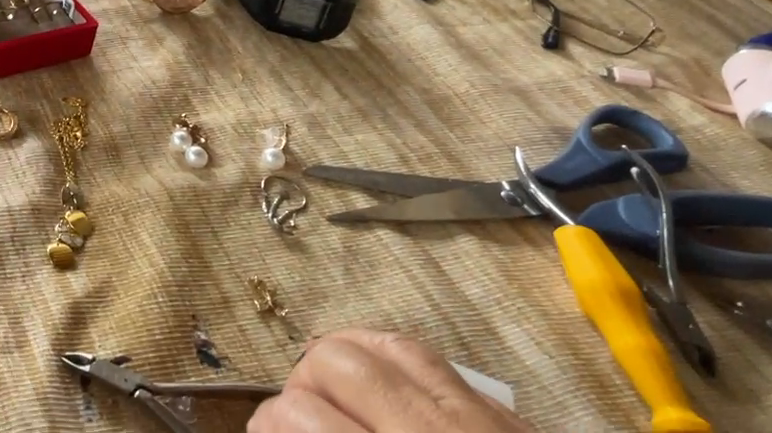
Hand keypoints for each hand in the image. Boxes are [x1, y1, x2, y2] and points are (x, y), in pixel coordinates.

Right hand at [249, 330, 531, 432]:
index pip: (300, 417)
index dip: (268, 424)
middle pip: (333, 365)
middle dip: (299, 389)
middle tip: (296, 422)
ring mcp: (475, 422)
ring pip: (377, 346)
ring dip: (336, 362)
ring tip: (326, 390)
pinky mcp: (504, 419)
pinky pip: (425, 356)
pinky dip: (382, 354)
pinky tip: (368, 374)